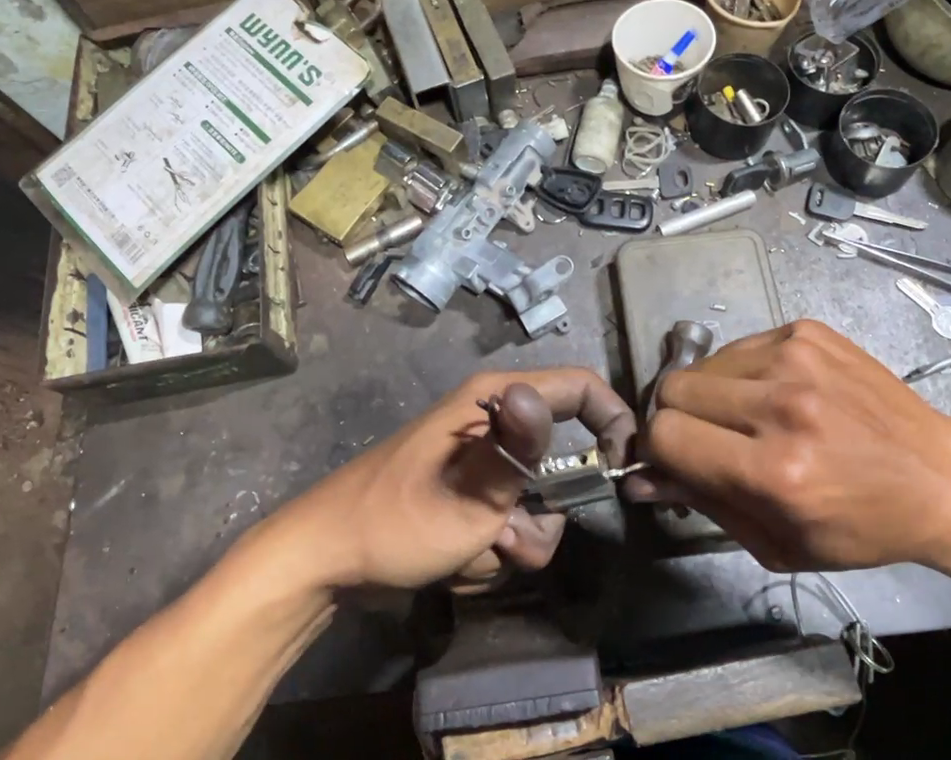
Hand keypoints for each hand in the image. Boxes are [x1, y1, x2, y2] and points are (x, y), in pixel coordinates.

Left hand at [264, 368, 635, 590]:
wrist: (327, 562)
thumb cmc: (395, 523)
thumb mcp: (467, 495)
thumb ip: (515, 449)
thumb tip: (535, 392)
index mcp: (494, 401)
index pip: (581, 388)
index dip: (613, 421)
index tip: (623, 472)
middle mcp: (493, 423)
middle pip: (563, 460)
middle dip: (543, 511)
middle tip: (508, 534)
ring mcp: (482, 463)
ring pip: (538, 504)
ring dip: (515, 539)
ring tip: (472, 551)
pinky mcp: (471, 496)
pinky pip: (511, 524)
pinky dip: (492, 549)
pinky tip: (456, 558)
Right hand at [623, 320, 950, 571]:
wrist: (939, 477)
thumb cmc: (861, 525)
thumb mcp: (779, 543)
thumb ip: (704, 504)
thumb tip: (640, 477)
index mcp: (775, 471)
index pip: (666, 434)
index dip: (659, 450)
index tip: (675, 460)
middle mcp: (783, 406)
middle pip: (674, 389)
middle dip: (678, 418)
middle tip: (709, 439)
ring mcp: (797, 359)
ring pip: (703, 364)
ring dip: (711, 394)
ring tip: (747, 418)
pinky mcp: (808, 332)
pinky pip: (740, 347)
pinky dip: (743, 373)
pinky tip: (775, 395)